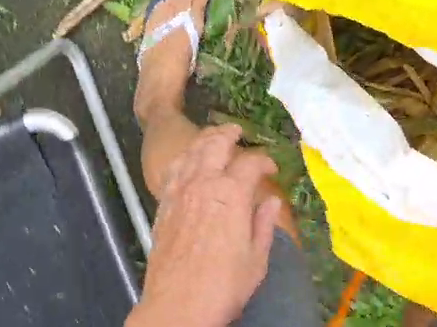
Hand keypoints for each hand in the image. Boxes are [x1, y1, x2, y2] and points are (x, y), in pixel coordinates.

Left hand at [128, 124, 284, 326]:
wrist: (176, 307)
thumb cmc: (222, 287)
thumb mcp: (255, 262)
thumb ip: (264, 226)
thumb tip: (272, 201)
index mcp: (232, 194)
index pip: (250, 163)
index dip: (264, 160)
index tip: (271, 168)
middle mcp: (204, 182)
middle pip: (216, 143)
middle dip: (229, 133)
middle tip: (238, 130)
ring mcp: (181, 190)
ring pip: (192, 151)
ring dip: (205, 138)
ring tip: (214, 135)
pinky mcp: (164, 202)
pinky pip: (175, 168)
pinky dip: (185, 156)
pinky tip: (189, 159)